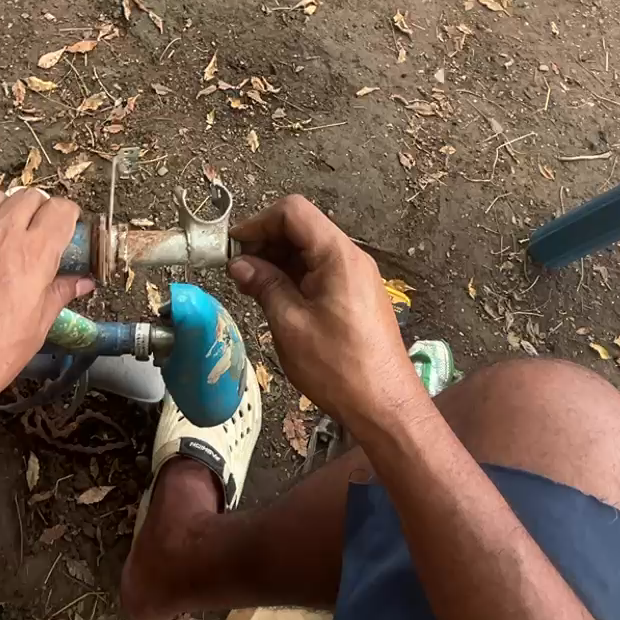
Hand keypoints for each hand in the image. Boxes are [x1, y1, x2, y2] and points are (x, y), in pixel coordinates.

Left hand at [0, 188, 92, 417]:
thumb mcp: (36, 327)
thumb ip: (59, 294)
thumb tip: (84, 282)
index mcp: (33, 253)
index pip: (60, 209)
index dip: (68, 218)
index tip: (67, 232)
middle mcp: (0, 233)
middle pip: (29, 196)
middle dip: (40, 210)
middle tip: (39, 235)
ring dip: (7, 209)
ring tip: (7, 234)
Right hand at [230, 196, 427, 426]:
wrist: (385, 407)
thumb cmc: (338, 367)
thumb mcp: (290, 324)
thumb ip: (264, 285)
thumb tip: (239, 264)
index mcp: (337, 256)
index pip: (293, 212)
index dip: (258, 223)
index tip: (234, 247)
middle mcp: (350, 257)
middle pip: (301, 226)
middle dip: (265, 241)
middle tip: (238, 270)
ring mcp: (355, 275)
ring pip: (308, 248)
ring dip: (276, 259)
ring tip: (251, 286)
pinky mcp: (355, 293)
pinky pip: (319, 268)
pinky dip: (292, 274)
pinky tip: (274, 296)